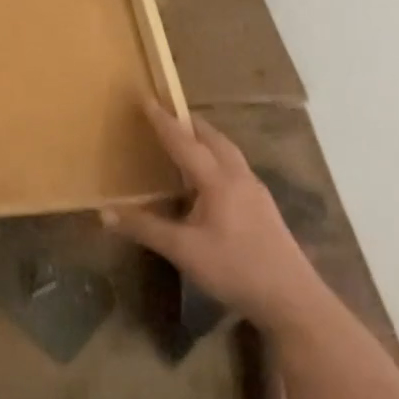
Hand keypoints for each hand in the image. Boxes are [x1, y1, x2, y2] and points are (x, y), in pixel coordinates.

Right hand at [101, 101, 328, 331]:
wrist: (294, 301)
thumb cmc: (236, 269)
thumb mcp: (183, 250)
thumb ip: (144, 228)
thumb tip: (104, 213)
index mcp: (219, 182)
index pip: (185, 142)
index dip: (163, 121)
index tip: (145, 97)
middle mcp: (240, 180)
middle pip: (215, 140)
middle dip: (190, 123)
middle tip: (167, 112)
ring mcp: (256, 194)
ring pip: (229, 154)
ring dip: (206, 140)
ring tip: (186, 138)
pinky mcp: (264, 210)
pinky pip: (235, 170)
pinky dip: (216, 159)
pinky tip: (208, 177)